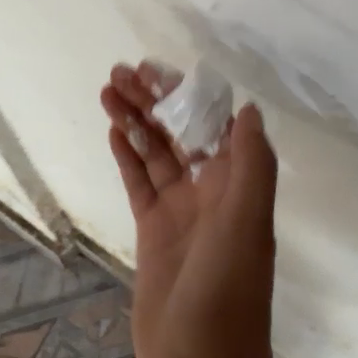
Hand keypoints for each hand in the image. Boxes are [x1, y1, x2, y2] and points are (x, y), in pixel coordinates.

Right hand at [101, 61, 276, 357]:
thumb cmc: (228, 287)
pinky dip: (127, 155)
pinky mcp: (154, 230)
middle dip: (153, 101)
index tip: (157, 70)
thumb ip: (250, 165)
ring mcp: (180, 209)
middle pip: (179, 131)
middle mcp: (210, 188)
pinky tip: (112, 130)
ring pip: (155, 151)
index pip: (211, 122)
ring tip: (107, 91)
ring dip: (135, 120)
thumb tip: (249, 108)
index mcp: (236, 182)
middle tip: (119, 72)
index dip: (187, 93)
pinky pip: (139, 182)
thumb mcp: (246, 222)